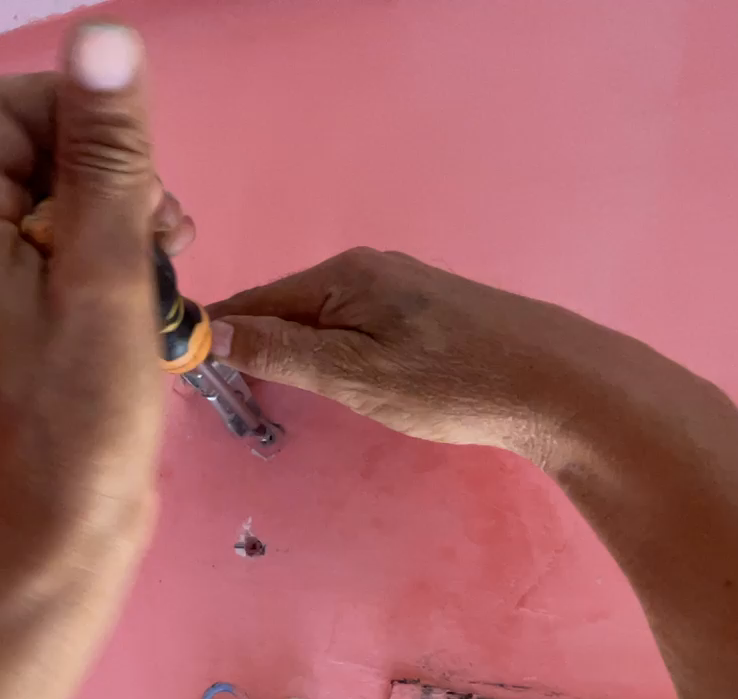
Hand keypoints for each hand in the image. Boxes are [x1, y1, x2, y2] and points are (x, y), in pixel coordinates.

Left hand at [0, 22, 191, 572]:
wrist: (72, 526)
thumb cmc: (85, 417)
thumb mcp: (105, 276)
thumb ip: (106, 160)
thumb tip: (102, 37)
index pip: (1, 109)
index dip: (70, 115)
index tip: (128, 172)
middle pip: (41, 151)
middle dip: (113, 172)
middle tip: (160, 232)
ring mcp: (14, 292)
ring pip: (72, 204)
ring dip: (131, 218)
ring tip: (169, 266)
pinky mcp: (46, 324)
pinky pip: (83, 258)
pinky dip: (126, 262)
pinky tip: (158, 297)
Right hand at [206, 247, 694, 465]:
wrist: (554, 385)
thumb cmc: (444, 383)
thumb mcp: (349, 373)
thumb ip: (277, 351)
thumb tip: (209, 330)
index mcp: (340, 275)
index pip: (253, 300)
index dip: (215, 332)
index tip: (183, 367)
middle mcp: (363, 268)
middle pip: (282, 306)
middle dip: (247, 342)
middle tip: (221, 391)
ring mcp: (394, 286)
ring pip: (314, 317)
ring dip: (283, 348)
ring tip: (262, 388)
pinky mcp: (418, 309)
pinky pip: (345, 324)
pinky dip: (319, 349)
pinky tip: (322, 374)